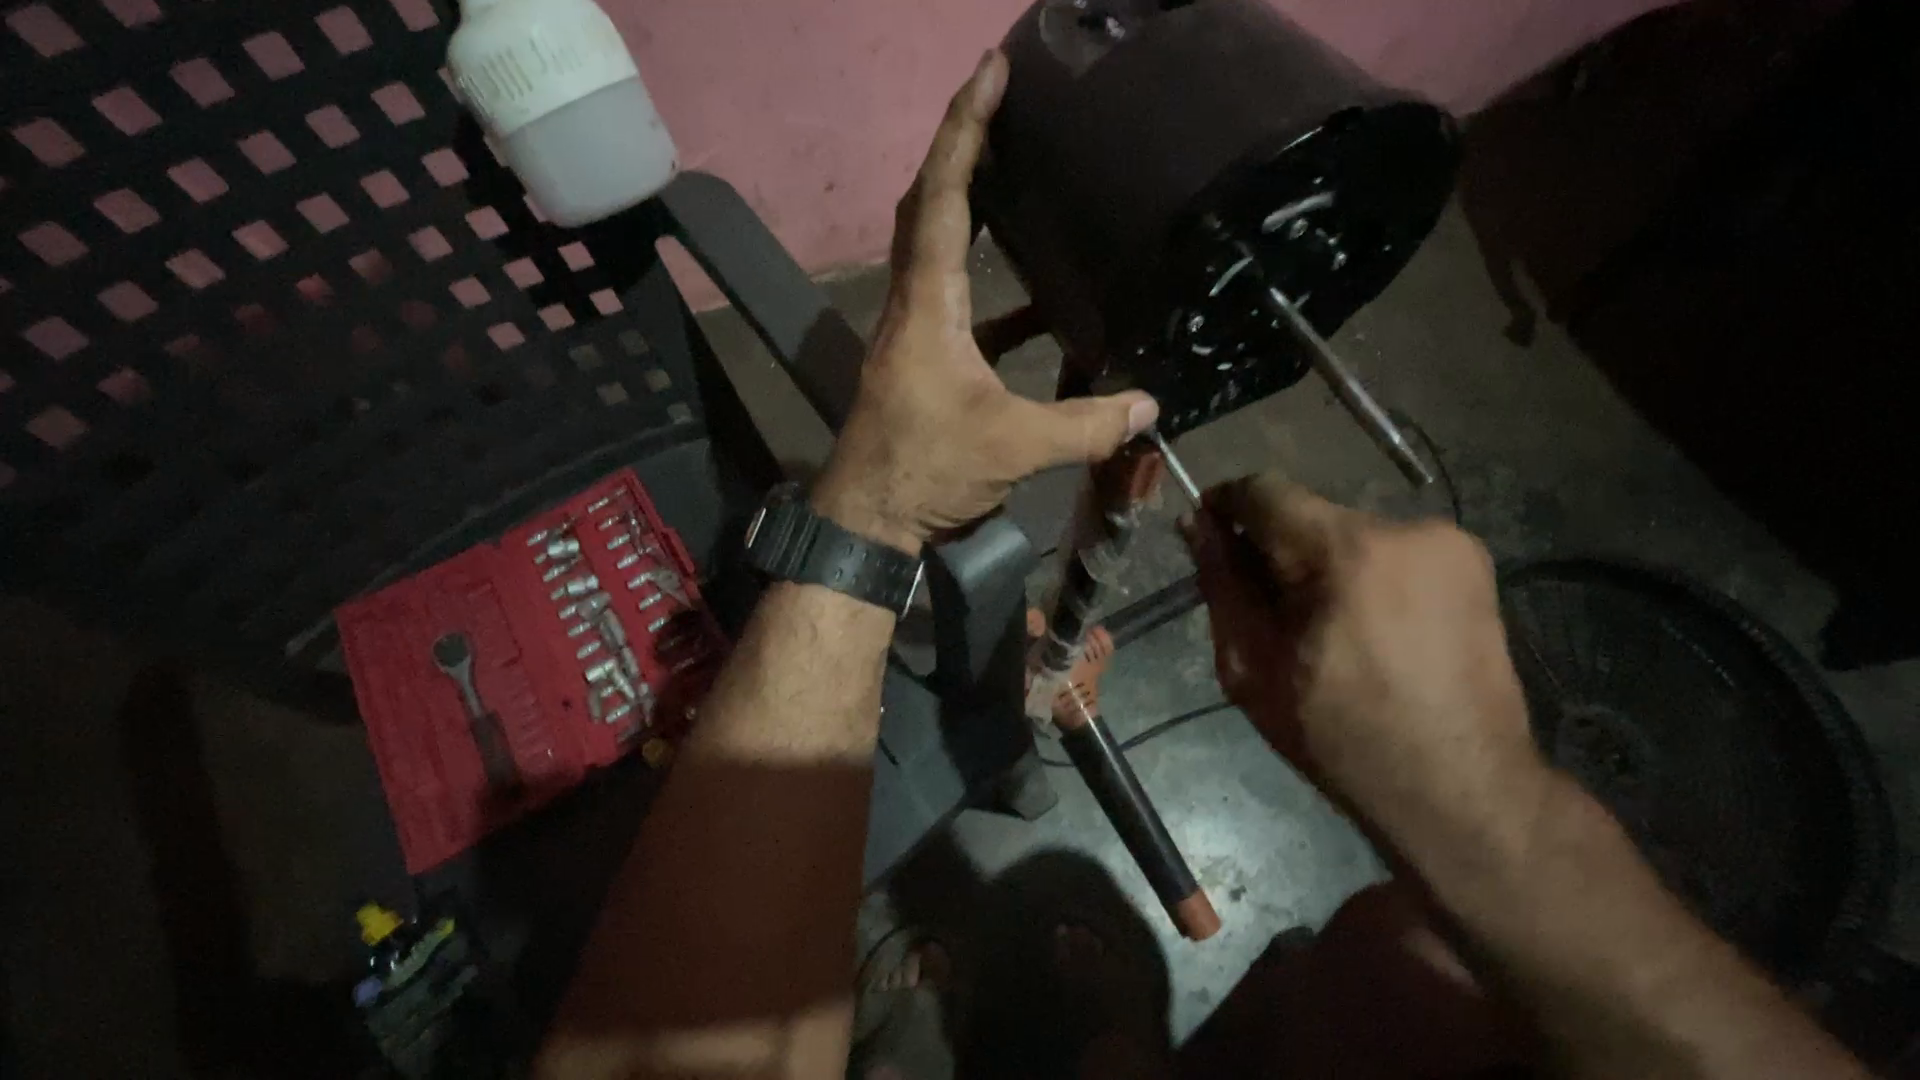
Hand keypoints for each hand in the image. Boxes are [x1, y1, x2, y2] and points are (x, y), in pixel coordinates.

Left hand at [809, 51, 1158, 552]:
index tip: (991, 71)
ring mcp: (913, 334)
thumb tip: (1149, 406)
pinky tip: (1038, 303)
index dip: (965, 130)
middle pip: (926, 207)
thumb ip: (1084, 425)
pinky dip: (993, 290)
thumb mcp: (1014, 447)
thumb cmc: (927, 470)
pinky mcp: (923, 364)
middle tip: (1002, 106)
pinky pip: (957, 304)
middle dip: (960, 149)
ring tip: (1021, 180)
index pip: (941, 197)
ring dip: (970, 210)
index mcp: (928, 305)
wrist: (869, 521)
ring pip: (935, 251)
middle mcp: (912, 305)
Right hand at [1185, 473, 1546, 861]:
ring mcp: (1450, 544)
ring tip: (1320, 626)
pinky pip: (1392, 552)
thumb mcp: (1251, 666)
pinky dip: (1364, 576)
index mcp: (1345, 551)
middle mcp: (1405, 528)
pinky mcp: (1476, 566)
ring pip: (1350, 533)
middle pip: (1308, 513)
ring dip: (1321, 564)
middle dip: (1275, 548)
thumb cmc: (1339, 736)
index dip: (1225, 506)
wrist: (1459, 788)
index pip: (1264, 490)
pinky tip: (1366, 629)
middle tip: (1263, 606)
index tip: (1208, 535)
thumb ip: (1222, 585)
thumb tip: (1196, 525)